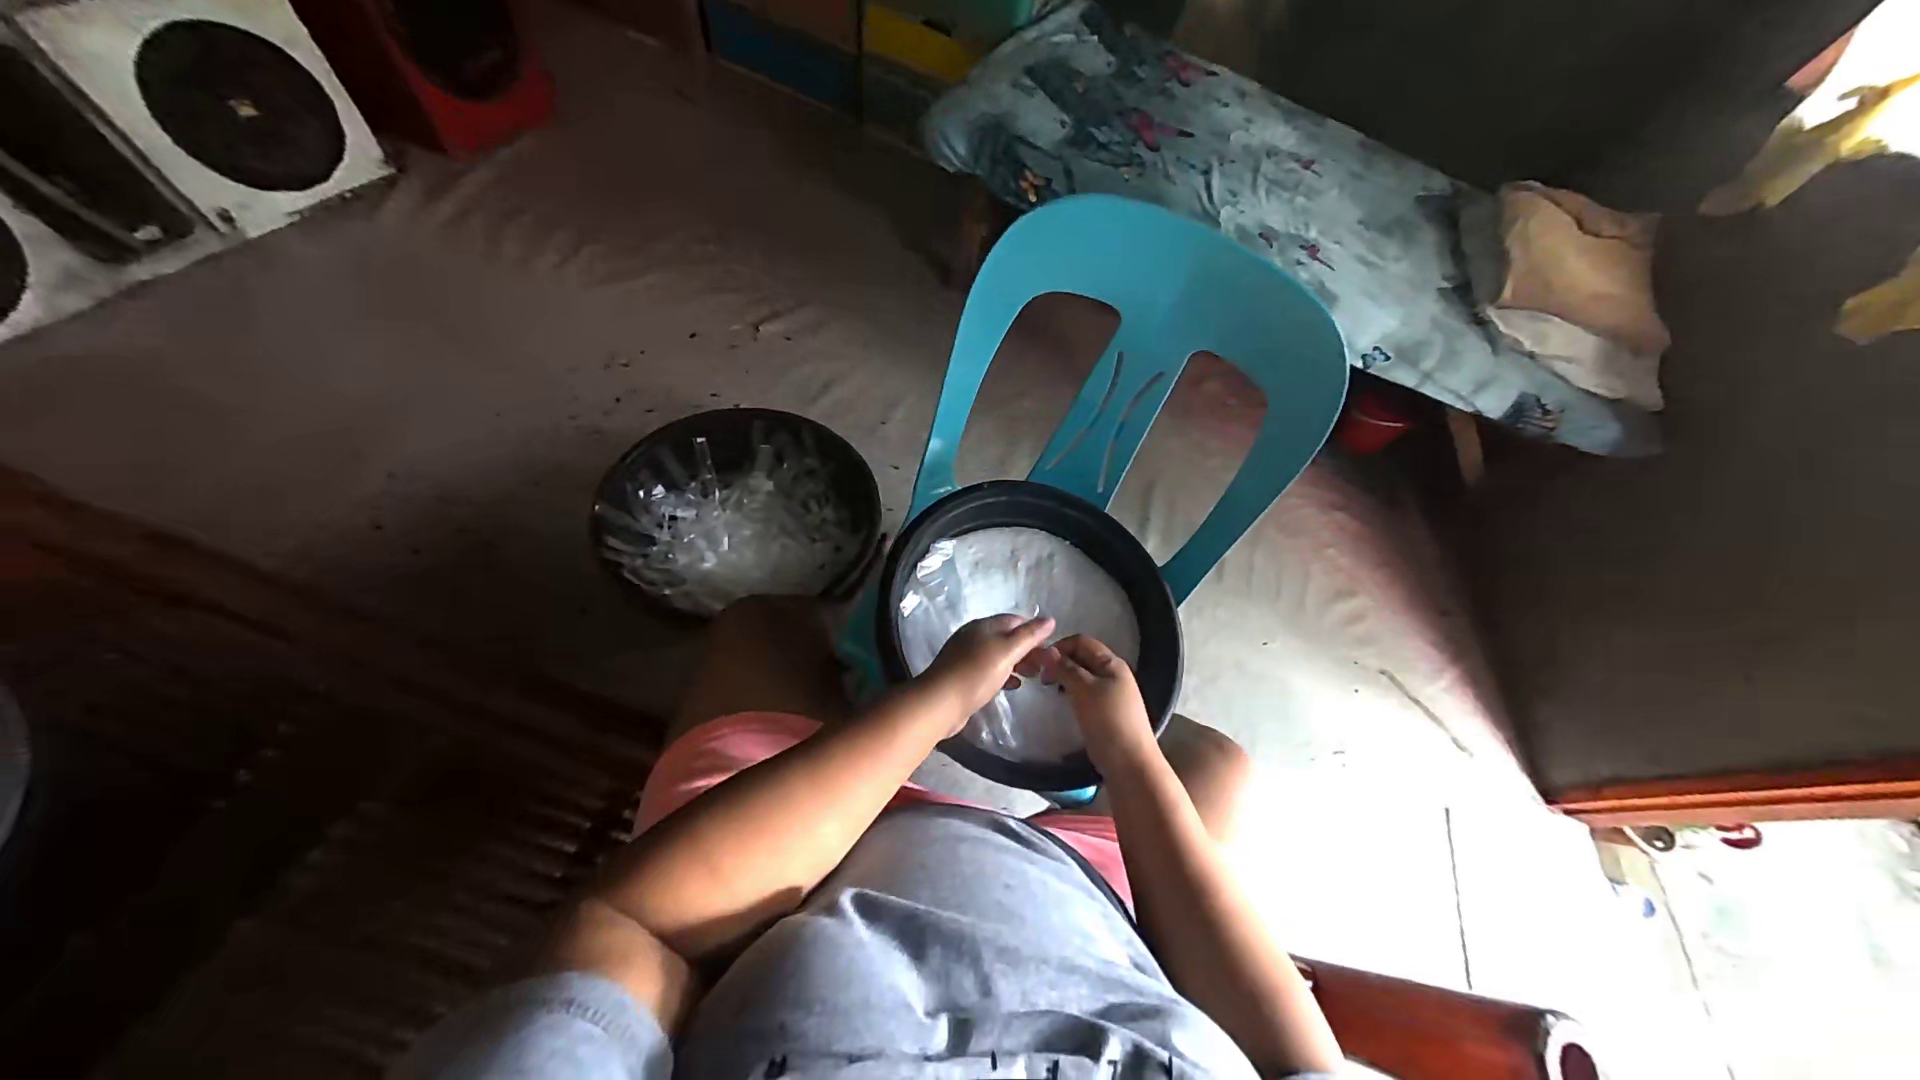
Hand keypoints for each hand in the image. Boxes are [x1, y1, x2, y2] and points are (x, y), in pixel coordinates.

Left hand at [921, 614, 1056, 724]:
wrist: (940, 702)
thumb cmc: (976, 673)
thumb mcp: (1007, 651)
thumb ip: (1029, 636)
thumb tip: (1049, 620)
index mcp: (984, 626)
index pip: (1016, 620)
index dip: (1035, 632)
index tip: (1050, 649)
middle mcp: (974, 637)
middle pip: (1007, 637)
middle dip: (1028, 649)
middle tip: (1045, 667)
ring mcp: (967, 656)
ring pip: (999, 655)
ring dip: (1018, 663)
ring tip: (1034, 676)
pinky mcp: (963, 676)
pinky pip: (989, 670)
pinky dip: (1005, 674)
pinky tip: (1013, 685)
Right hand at [1032, 634, 1157, 774]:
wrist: (1130, 763)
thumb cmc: (1108, 721)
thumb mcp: (1084, 689)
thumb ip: (1065, 668)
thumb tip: (1046, 650)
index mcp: (1111, 663)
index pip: (1081, 641)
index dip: (1059, 646)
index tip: (1039, 661)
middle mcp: (1112, 674)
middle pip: (1081, 656)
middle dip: (1059, 661)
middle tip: (1039, 675)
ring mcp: (1110, 693)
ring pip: (1081, 675)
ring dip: (1063, 676)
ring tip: (1047, 687)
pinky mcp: (1104, 711)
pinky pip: (1084, 692)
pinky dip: (1069, 691)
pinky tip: (1060, 701)